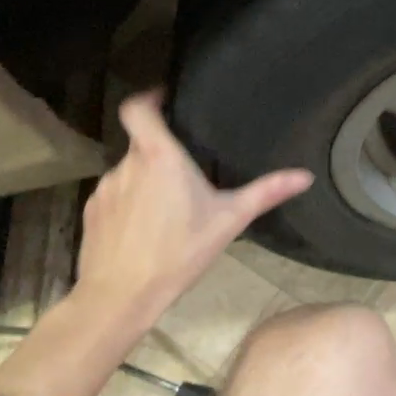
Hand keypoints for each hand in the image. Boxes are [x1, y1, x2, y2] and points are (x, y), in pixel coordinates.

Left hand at [74, 91, 312, 324]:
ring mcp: (104, 189)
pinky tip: (145, 229)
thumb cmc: (179, 252)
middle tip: (188, 174)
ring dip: (146, 181)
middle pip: (142, 144)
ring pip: (129, 172)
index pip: (138, 109)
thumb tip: (305, 176)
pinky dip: (129, 203)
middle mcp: (126, 164)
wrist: (119, 297)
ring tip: (168, 207)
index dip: (148, 98)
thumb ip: (266, 193)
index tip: (164, 98)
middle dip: (163, 154)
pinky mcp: (90, 213)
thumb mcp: (230, 220)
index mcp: (160, 157)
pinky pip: (114, 196)